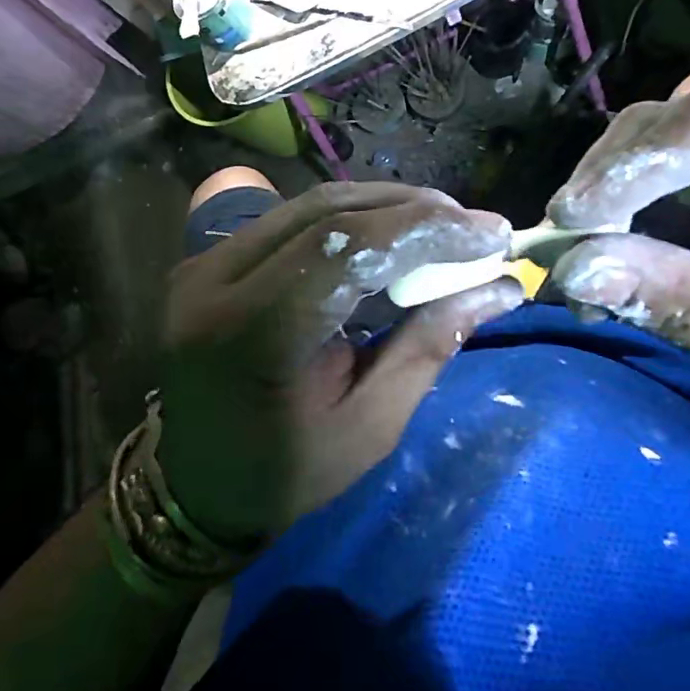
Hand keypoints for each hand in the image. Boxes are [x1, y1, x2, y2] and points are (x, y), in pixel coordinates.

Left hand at [158, 182, 522, 541]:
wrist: (194, 482)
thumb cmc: (281, 474)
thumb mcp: (366, 428)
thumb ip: (425, 349)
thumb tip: (495, 288)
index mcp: (246, 334)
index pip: (341, 249)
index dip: (422, 230)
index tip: (489, 235)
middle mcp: (210, 282)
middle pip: (322, 212)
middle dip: (408, 210)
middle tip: (471, 227)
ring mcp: (200, 265)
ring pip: (303, 208)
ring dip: (379, 209)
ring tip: (440, 227)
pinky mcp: (204, 263)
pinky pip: (284, 226)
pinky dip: (344, 224)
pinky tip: (386, 238)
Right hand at [545, 88, 689, 487]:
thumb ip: (682, 304)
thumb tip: (570, 268)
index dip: (639, 162)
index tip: (572, 218)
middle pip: (680, 125)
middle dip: (610, 177)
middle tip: (562, 239)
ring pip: (652, 151)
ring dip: (601, 200)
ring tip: (574, 262)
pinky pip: (646, 192)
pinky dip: (607, 225)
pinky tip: (595, 269)